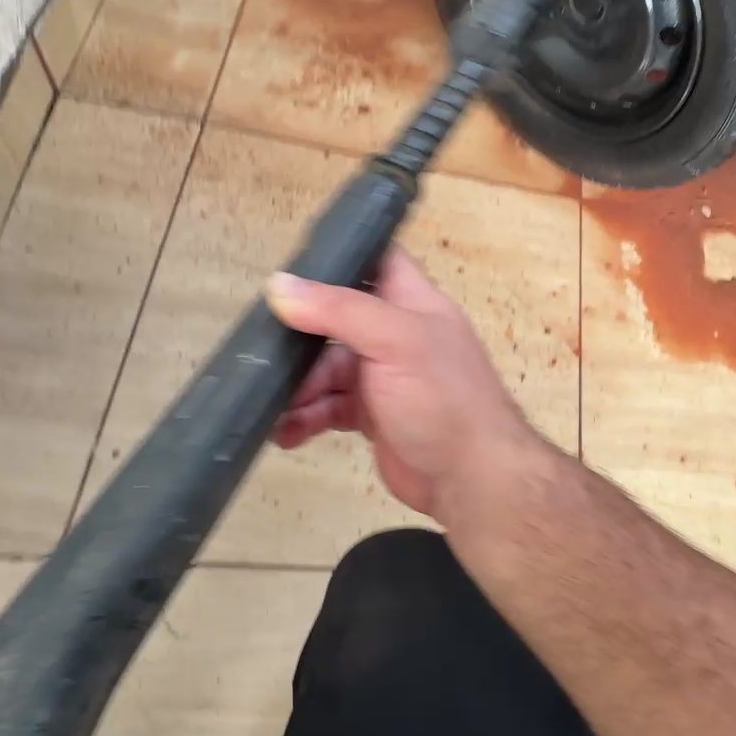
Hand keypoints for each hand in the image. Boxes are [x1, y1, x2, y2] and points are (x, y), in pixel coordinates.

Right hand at [266, 248, 542, 518]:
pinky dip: (306, 417)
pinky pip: (328, 407)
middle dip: (302, 337)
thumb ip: (339, 311)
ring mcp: (385, 377)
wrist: (470, 477)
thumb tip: (279, 286)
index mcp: (415, 303)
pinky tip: (287, 432)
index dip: (343, 257)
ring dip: (299, 386)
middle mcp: (399, 334)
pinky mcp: (373, 416)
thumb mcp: (395, 340)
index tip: (292, 265)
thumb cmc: (441, 397)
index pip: (380, 261)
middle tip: (265, 354)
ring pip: (327, 368)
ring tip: (278, 407)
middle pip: (338, 320)